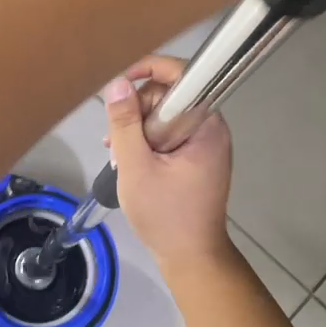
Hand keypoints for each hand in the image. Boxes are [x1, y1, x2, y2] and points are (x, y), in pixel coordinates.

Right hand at [101, 56, 236, 268]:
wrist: (190, 256)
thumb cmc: (166, 214)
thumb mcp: (135, 167)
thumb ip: (124, 123)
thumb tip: (117, 84)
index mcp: (205, 124)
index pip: (182, 75)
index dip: (149, 70)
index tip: (121, 85)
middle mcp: (210, 127)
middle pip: (169, 95)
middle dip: (137, 109)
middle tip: (115, 138)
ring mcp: (204, 143)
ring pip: (164, 115)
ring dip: (137, 129)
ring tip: (118, 155)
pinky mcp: (196, 158)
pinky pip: (167, 134)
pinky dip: (146, 142)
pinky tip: (129, 161)